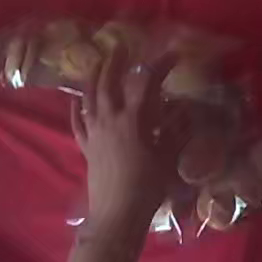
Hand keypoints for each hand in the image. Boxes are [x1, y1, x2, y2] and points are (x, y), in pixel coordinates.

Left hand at [71, 47, 173, 243]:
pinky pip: (78, 122)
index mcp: (134, 120)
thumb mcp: (168, 158)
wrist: (118, 214)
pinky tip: (77, 101)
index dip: (160, 66)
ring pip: (89, 97)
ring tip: (97, 65)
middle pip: (109, 82)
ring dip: (93, 78)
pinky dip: (77, 108)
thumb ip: (175, 132)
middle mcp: (110, 119)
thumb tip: (185, 112)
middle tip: (121, 47)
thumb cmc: (147, 187)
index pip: (147, 83)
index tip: (172, 55)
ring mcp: (95, 132)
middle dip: (115, 61)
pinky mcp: (86, 147)